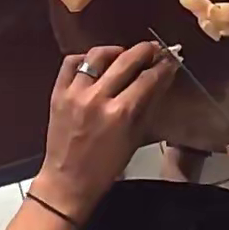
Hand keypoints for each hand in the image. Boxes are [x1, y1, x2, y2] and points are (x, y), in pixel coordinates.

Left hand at [31, 43, 175, 222]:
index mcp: (120, 113)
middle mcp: (97, 98)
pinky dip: (84, 58)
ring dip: (115, 51)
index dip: (163, 66)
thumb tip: (163, 79)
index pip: (147, 79)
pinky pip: (71, 63)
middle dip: (144, 51)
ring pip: (97, 56)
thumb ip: (149, 106)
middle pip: (126, 61)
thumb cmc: (106, 167)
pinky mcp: (57, 92)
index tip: (170, 59)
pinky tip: (95, 62)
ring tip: (124, 55)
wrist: (68, 181)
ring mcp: (74, 93)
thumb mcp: (135, 139)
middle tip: (153, 48)